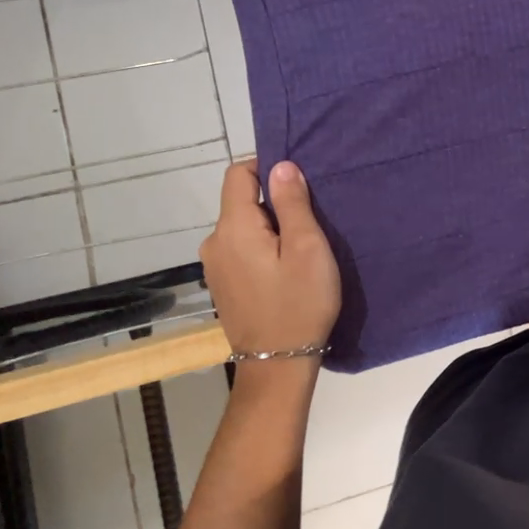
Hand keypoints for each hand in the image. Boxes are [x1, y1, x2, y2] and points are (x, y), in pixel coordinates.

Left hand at [200, 160, 341, 358]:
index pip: (238, 174)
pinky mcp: (224, 283)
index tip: (301, 183)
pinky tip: (288, 268)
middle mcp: (215, 241)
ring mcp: (216, 265)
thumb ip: (293, 204)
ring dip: (272, 226)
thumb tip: (281, 166)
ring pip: (245, 226)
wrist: (278, 362)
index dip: (268, 167)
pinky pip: (243, 248)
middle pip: (242, 201)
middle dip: (275, 202)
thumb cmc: (299, 301)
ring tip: (304, 246)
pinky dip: (265, 246)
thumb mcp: (307, 248)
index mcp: (233, 228)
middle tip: (314, 220)